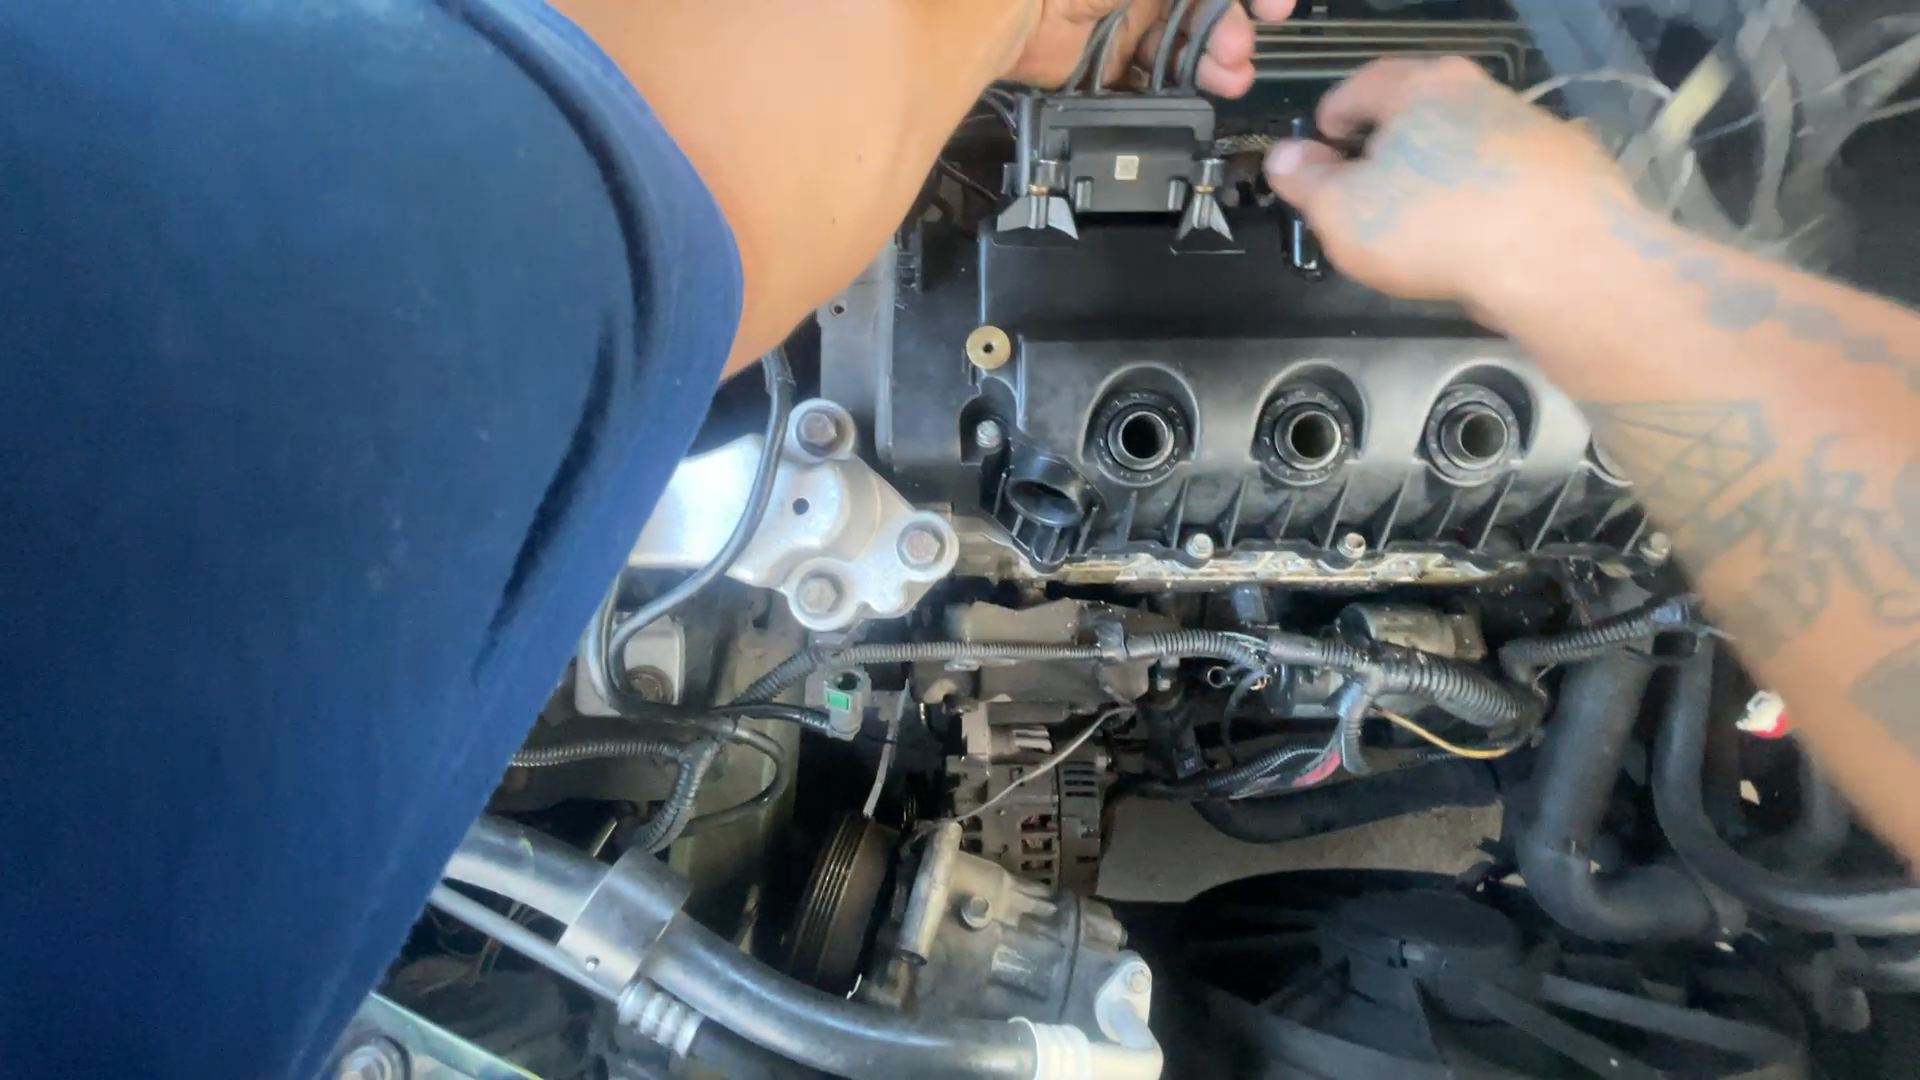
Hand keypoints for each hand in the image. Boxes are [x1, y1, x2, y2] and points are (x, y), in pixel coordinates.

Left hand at [1006, 0, 1296, 97]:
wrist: (1011, 10)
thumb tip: (1220, 4)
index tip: (1277, 8)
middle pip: (1199, 9)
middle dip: (1227, 30)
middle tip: (1241, 54)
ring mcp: (1121, 21)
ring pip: (1177, 45)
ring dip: (1208, 63)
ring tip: (1231, 80)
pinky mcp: (1102, 65)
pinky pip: (1143, 80)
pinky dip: (1167, 92)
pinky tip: (1187, 101)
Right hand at [1261, 58, 1637, 320]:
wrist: (1554, 255)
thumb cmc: (1428, 225)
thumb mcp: (1339, 210)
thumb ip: (1304, 180)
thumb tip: (1282, 155)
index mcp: (1417, 87)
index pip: (1354, 86)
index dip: (1323, 126)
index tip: (1314, 164)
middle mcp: (1473, 89)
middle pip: (1405, 113)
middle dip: (1373, 152)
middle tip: (1353, 203)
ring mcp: (1520, 122)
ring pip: (1448, 142)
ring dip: (1419, 174)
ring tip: (1407, 229)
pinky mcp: (1553, 163)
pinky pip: (1487, 173)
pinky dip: (1464, 196)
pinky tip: (1458, 238)